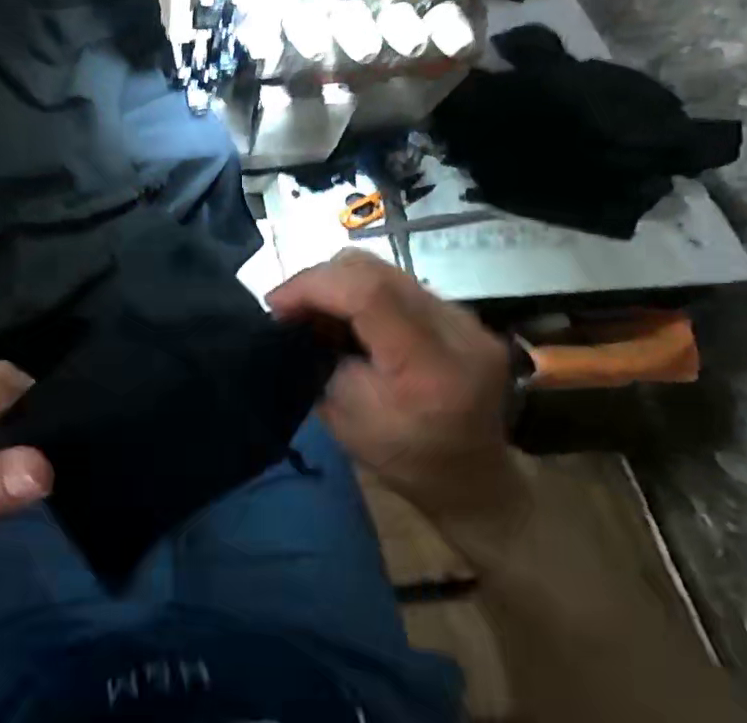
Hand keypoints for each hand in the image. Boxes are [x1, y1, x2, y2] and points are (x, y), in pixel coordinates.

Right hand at [267, 251, 515, 512]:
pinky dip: (363, 292)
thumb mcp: (344, 418)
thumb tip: (300, 312)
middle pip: (376, 270)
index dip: (313, 285)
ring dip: (340, 283)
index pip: (369, 293)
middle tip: (290, 308)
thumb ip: (325, 355)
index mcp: (430, 367)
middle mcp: (457, 331)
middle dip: (320, 280)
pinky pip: (400, 283)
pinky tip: (350, 318)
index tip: (276, 304)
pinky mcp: (462, 314)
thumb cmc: (402, 459)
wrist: (470, 477)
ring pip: (386, 269)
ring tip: (317, 312)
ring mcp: (465, 318)